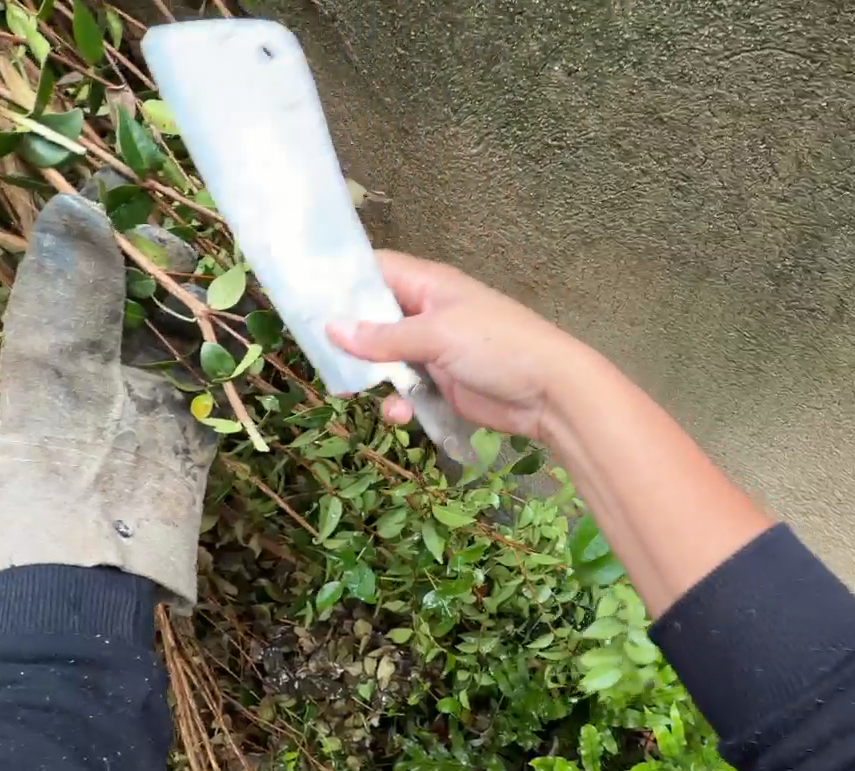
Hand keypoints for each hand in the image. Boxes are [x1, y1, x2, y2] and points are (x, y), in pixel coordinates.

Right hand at [327, 251, 604, 440]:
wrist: (548, 394)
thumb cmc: (499, 346)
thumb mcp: (439, 334)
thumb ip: (386, 336)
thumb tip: (334, 330)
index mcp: (429, 285)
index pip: (374, 271)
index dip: (341, 282)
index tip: (305, 299)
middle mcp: (428, 314)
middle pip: (373, 320)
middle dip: (350, 340)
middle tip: (321, 356)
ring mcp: (435, 352)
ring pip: (387, 361)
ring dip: (373, 378)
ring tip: (355, 392)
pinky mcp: (443, 387)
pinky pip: (408, 392)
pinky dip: (399, 403)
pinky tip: (399, 415)